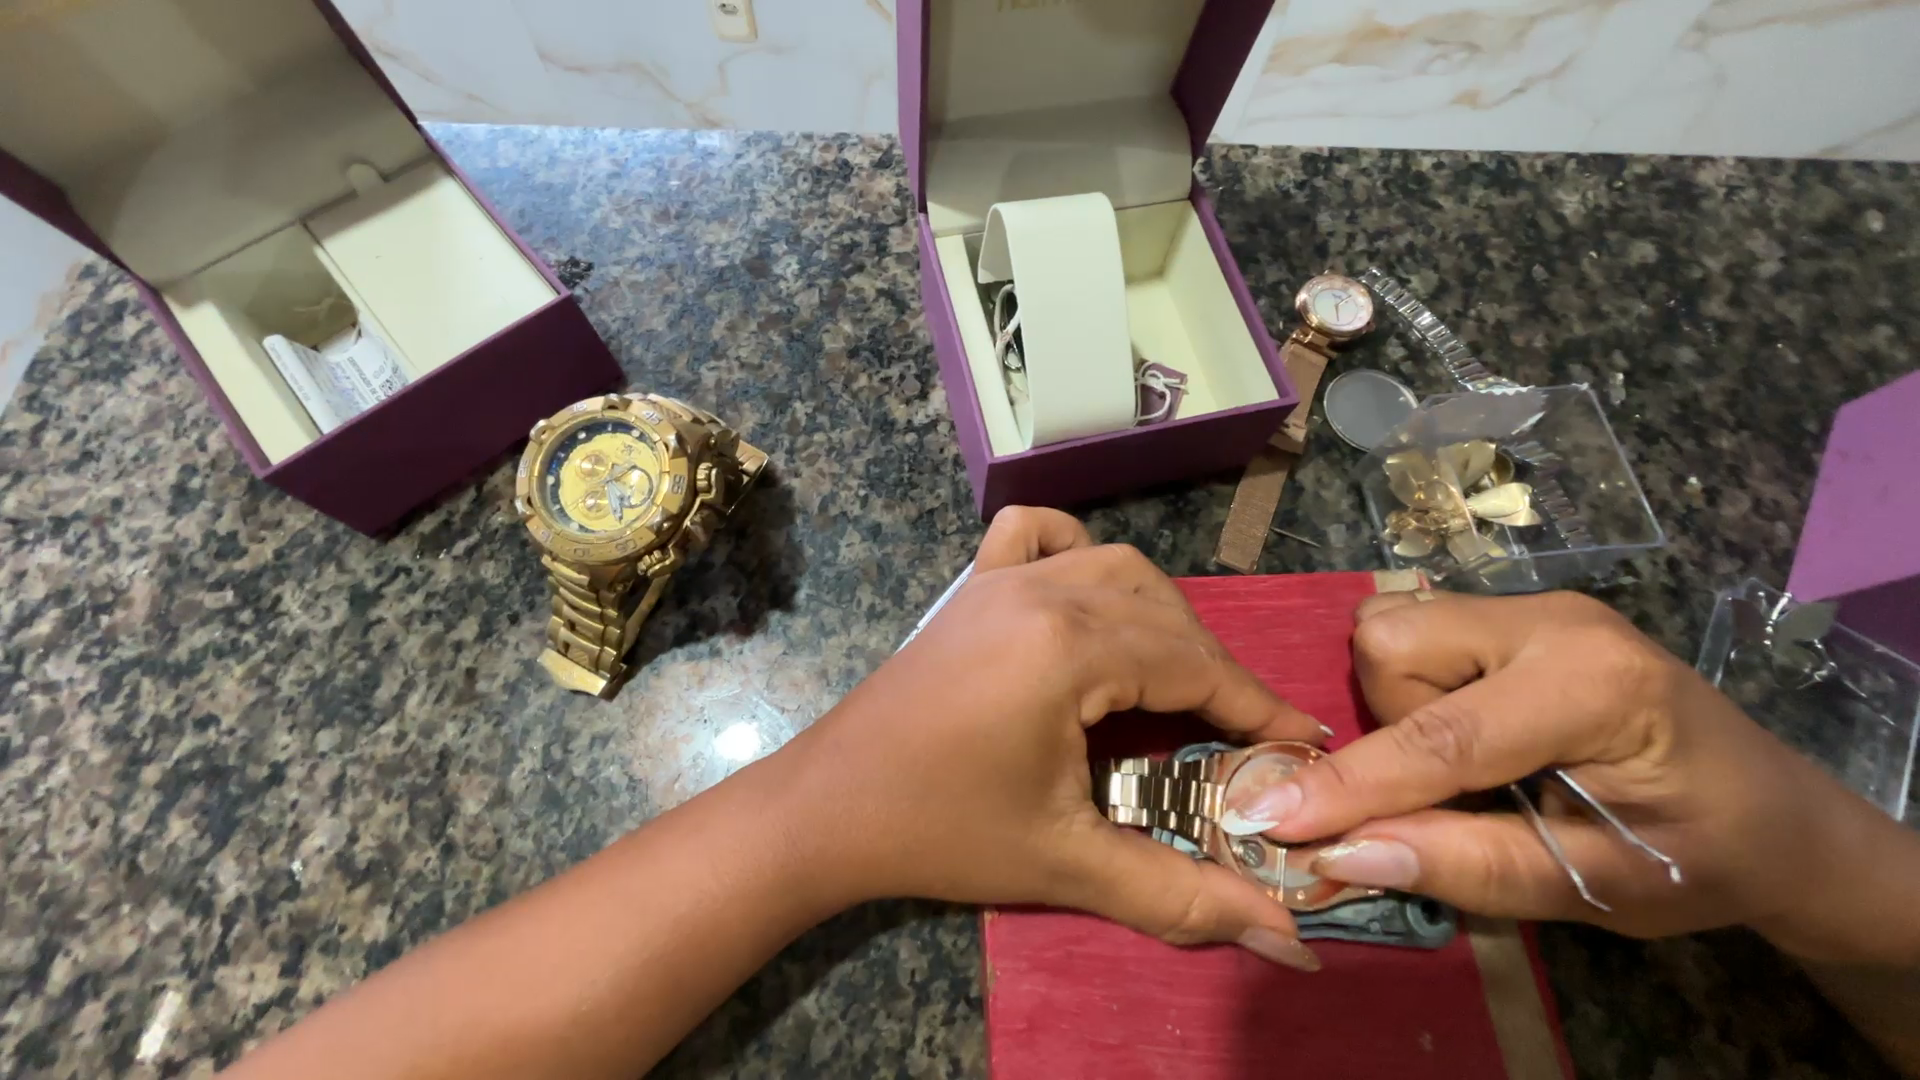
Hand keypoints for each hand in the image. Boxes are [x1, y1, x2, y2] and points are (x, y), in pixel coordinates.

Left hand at [779, 507, 1328, 970]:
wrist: (830, 806)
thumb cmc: (942, 831)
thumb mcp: (1065, 863)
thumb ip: (1179, 895)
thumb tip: (1288, 935)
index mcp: (1068, 647)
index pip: (1192, 665)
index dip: (1254, 707)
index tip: (1300, 741)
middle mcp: (1041, 590)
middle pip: (1161, 611)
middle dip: (1209, 668)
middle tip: (1230, 730)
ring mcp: (999, 578)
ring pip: (1112, 566)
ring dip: (1158, 614)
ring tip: (1172, 676)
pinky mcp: (970, 587)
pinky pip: (1033, 534)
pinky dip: (1074, 551)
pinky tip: (1085, 597)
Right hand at [1218, 589, 1919, 956]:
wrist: (1770, 811)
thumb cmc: (1695, 860)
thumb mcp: (1591, 887)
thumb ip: (1462, 864)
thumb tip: (1337, 852)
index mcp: (1596, 686)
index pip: (1441, 737)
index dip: (1352, 784)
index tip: (1270, 817)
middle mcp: (1550, 618)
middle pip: (1391, 643)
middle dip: (1391, 720)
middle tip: (1459, 780)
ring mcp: (1529, 604)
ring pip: (1387, 627)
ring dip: (1399, 702)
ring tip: (1466, 752)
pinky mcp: (1508, 610)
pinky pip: (1407, 626)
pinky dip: (1409, 682)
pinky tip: (1462, 718)